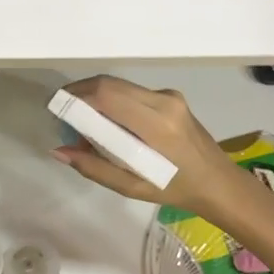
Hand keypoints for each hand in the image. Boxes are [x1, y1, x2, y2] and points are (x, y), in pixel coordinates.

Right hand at [51, 75, 255, 218]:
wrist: (218, 181)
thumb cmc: (176, 189)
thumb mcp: (131, 187)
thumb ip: (94, 167)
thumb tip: (59, 150)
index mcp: (156, 125)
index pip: (107, 95)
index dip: (76, 96)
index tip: (56, 107)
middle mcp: (163, 102)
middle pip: (111, 84)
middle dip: (81, 93)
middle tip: (62, 111)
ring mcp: (169, 96)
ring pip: (120, 86)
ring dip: (96, 97)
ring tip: (80, 119)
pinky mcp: (171, 97)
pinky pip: (132, 92)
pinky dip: (112, 102)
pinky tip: (105, 122)